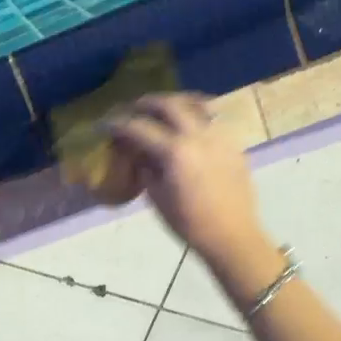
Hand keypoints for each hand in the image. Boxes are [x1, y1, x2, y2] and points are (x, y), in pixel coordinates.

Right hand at [105, 93, 281, 288]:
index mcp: (175, 151)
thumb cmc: (189, 223)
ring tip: (164, 109)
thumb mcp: (156, 195)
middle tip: (134, 108)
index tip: (106, 124)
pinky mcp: (234, 145)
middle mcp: (198, 136)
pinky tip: (188, 125)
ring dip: (175, 103)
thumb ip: (145, 165)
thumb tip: (137, 150)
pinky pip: (213, 119)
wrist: (233, 237)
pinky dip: (196, 115)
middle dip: (147, 103)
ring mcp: (220, 137)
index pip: (139, 127)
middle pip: (169, 104)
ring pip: (196, 104)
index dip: (118, 124)